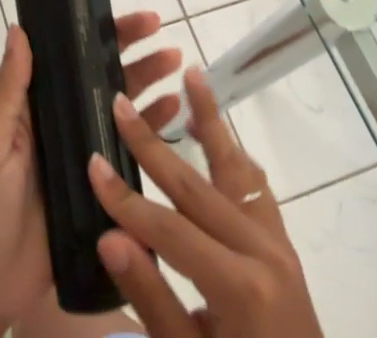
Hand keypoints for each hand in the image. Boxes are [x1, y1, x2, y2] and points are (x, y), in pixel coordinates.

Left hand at [0, 14, 184, 335]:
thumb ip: (9, 90)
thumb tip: (19, 28)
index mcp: (30, 110)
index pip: (68, 61)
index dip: (98, 36)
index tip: (133, 20)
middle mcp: (58, 127)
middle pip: (100, 83)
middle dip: (133, 58)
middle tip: (167, 43)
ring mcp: (81, 160)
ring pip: (120, 115)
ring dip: (149, 90)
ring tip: (180, 72)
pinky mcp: (98, 193)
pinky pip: (128, 156)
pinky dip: (151, 133)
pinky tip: (175, 117)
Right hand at [88, 65, 325, 337]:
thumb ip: (151, 298)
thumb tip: (109, 237)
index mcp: (239, 286)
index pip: (169, 229)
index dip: (125, 199)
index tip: (91, 163)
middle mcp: (264, 252)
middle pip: (198, 186)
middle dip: (153, 144)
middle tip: (122, 104)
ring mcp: (280, 244)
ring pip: (238, 170)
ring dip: (212, 122)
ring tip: (193, 77)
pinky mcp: (285, 244)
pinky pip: (257, 188)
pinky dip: (235, 156)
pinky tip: (218, 137)